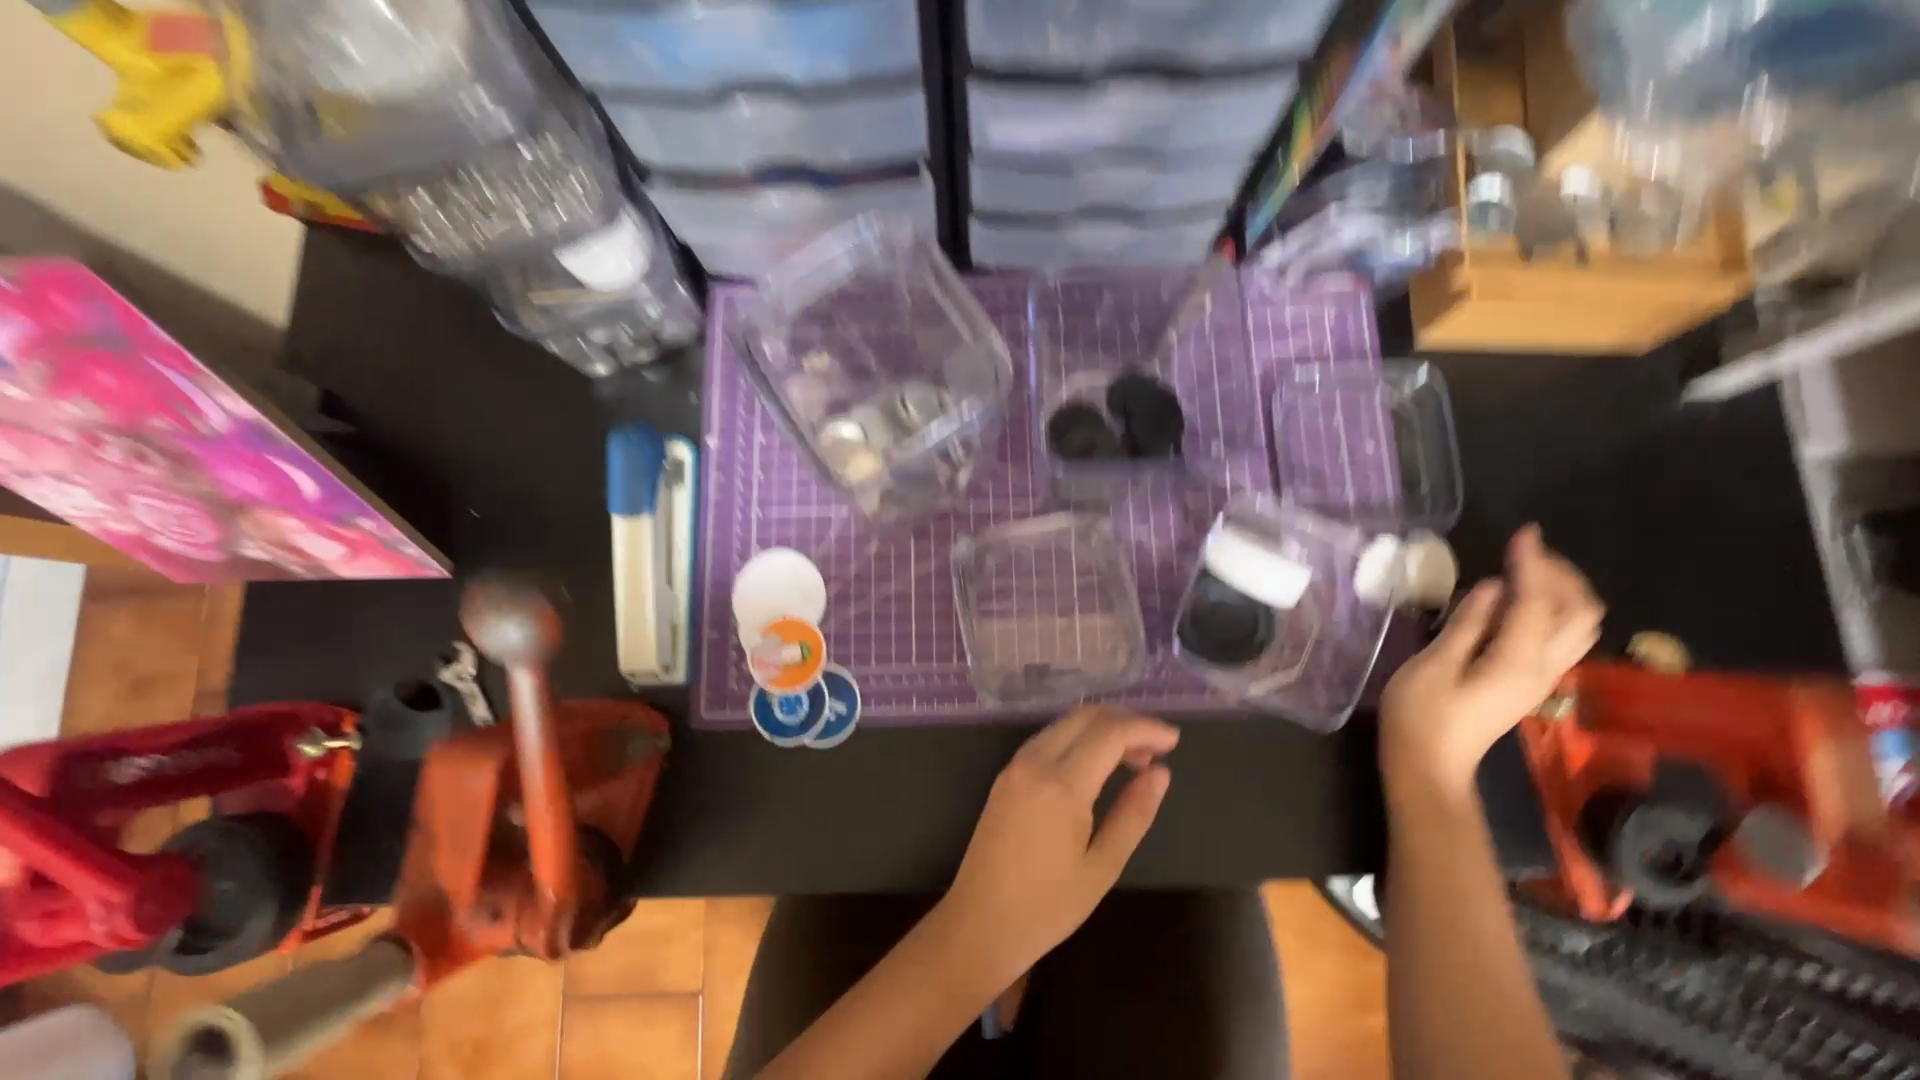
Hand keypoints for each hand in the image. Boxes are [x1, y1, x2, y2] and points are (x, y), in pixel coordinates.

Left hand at [938, 706, 1177, 979]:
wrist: (979, 924)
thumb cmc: (1047, 906)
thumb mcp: (1102, 866)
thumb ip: (1134, 813)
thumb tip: (1160, 772)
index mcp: (1061, 785)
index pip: (1110, 732)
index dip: (1146, 728)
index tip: (1175, 741)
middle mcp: (1034, 763)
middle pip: (1085, 717)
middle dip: (1125, 722)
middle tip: (1156, 751)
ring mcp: (1014, 767)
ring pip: (1064, 724)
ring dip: (1101, 730)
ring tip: (1134, 761)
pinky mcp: (1005, 777)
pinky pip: (1047, 740)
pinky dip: (1078, 740)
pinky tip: (1097, 767)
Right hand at [1380, 525, 1602, 794]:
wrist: (1429, 767)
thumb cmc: (1421, 717)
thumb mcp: (1432, 666)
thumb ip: (1467, 625)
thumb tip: (1491, 588)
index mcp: (1518, 661)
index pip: (1538, 601)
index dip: (1532, 563)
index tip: (1522, 533)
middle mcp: (1544, 667)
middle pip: (1579, 610)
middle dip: (1559, 573)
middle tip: (1521, 553)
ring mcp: (1542, 677)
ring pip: (1580, 624)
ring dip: (1563, 591)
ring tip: (1525, 571)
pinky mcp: (1530, 682)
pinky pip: (1563, 635)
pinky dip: (1553, 608)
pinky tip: (1519, 602)